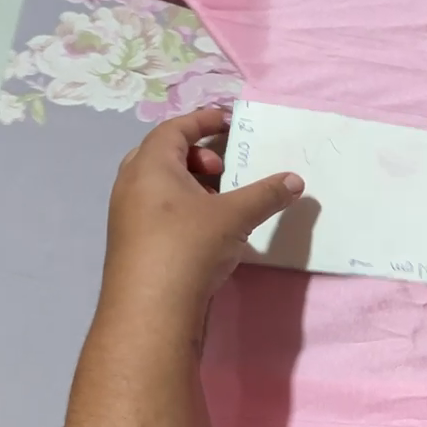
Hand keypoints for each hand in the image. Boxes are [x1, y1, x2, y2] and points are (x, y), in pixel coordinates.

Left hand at [101, 108, 302, 329]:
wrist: (152, 306)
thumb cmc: (188, 246)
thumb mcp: (235, 216)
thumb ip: (266, 195)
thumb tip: (295, 180)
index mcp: (150, 167)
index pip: (173, 129)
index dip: (201, 120)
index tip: (227, 120)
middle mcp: (133, 184)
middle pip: (162, 154)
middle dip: (196, 154)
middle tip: (225, 167)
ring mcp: (130, 214)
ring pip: (161, 184)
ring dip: (192, 183)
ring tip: (223, 199)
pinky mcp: (137, 241)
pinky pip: (161, 208)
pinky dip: (186, 206)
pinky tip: (211, 228)